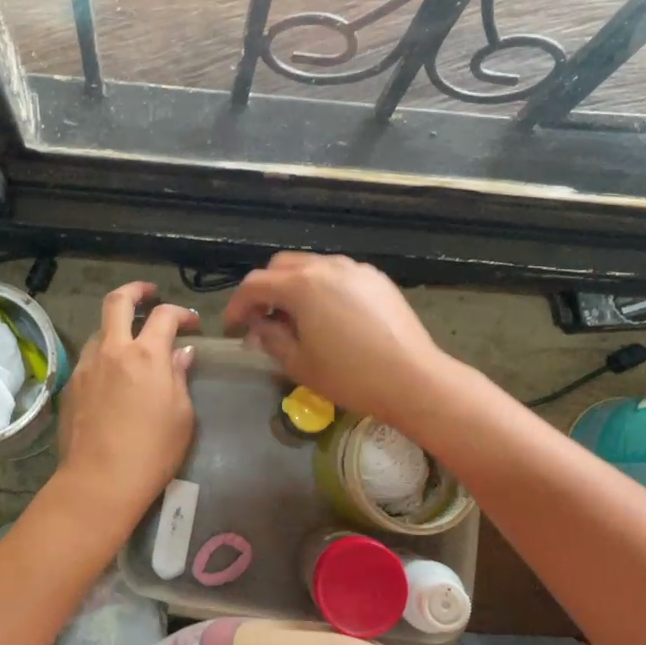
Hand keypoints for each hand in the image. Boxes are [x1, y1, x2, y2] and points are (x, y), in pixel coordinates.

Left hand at [53, 282, 199, 514]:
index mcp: (146, 354)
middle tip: (149, 293)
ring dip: (117, 328)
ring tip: (132, 343)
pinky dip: (104, 356)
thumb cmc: (153, 450)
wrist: (100, 481)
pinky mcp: (70, 386)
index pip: (164, 315)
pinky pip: (89, 359)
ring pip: (99, 330)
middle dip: (135, 291)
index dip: (182, 312)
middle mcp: (112, 350)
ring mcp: (86, 366)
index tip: (193, 323)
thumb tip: (182, 353)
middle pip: (117, 302)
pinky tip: (113, 377)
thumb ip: (180, 376)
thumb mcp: (182, 414)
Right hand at [222, 253, 447, 421]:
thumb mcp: (299, 364)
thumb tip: (259, 327)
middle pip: (281, 266)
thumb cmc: (350, 376)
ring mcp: (355, 269)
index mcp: (301, 285)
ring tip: (295, 318)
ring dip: (294, 286)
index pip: (255, 284)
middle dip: (265, 290)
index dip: (237, 304)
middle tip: (262, 319)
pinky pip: (338, 274)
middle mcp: (326, 266)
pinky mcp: (377, 279)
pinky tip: (328, 317)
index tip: (232, 326)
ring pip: (311, 266)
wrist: (413, 379)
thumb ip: (271, 338)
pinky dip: (322, 288)